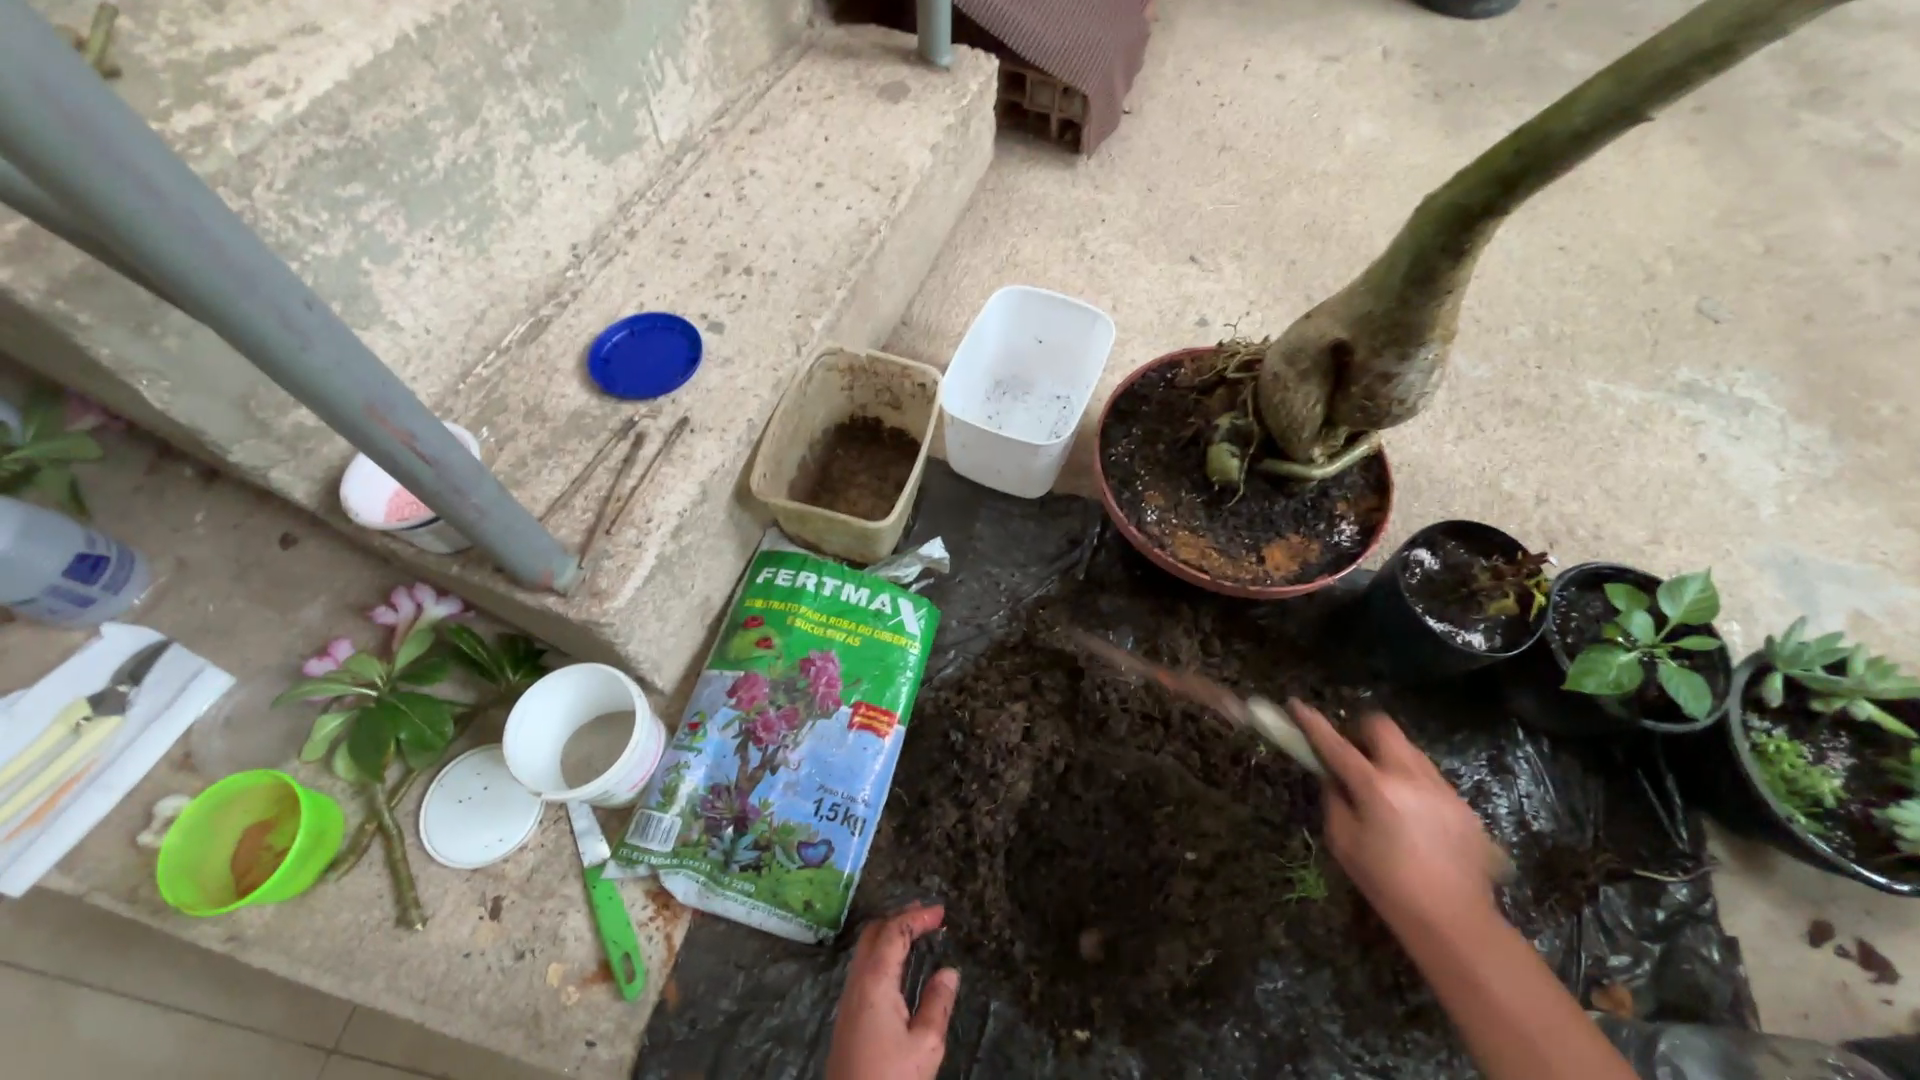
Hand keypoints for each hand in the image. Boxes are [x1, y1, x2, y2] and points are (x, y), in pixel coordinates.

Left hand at [826, 904, 959, 1079]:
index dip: (917, 917)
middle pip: (873, 933)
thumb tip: (949, 972)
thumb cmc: (891, 1077)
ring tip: (915, 931)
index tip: (941, 912)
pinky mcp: (846, 1014)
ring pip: (865, 949)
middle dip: (899, 917)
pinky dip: (882, 952)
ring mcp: (848, 998)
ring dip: (889, 933)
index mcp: (875, 982)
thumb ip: (937, 1003)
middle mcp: (856, 982)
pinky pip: (863, 967)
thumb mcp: (926, 1045)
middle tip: (926, 915)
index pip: (894, 932)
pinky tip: (898, 965)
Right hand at [1288, 699, 1498, 931]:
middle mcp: (1411, 776)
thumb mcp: (1343, 843)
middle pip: (1383, 726)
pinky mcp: (1463, 805)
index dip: (1312, 723)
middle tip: (1352, 755)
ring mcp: (1442, 788)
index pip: (1335, 744)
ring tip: (1383, 790)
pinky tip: (1412, 818)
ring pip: (1409, 751)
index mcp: (1375, 787)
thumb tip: (1333, 779)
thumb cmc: (1386, 883)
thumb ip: (1334, 801)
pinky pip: (1430, 778)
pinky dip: (1412, 784)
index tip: (1296, 705)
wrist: (1453, 919)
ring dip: (1389, 757)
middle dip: (1362, 731)